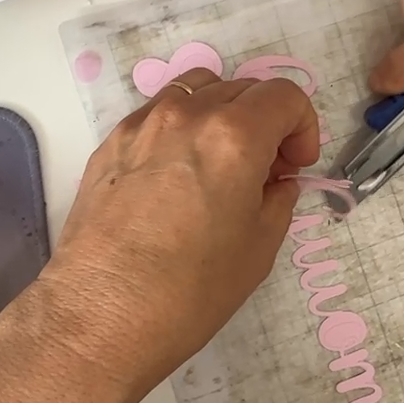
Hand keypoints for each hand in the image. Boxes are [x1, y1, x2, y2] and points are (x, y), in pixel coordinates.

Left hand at [42, 70, 320, 401]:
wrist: (100, 315)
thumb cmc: (191, 289)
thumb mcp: (259, 247)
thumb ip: (278, 198)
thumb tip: (277, 180)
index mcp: (234, 135)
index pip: (284, 95)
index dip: (303, 126)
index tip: (295, 166)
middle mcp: (188, 113)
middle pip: (243, 88)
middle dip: (267, 121)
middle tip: (265, 171)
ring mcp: (143, 123)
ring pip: (198, 89)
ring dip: (223, 113)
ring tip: (219, 162)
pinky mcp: (111, 142)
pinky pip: (159, 113)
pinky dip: (183, 127)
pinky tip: (176, 175)